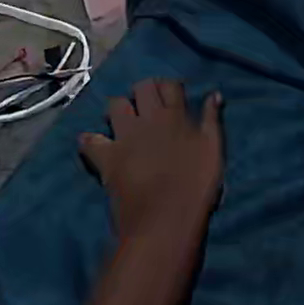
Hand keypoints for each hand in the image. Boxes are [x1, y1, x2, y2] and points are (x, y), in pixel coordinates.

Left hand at [80, 79, 223, 243]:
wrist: (166, 220)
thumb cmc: (196, 185)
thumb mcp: (213, 149)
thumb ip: (212, 119)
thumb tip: (215, 94)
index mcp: (174, 114)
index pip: (169, 85)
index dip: (169, 86)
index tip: (171, 93)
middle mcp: (147, 117)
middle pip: (141, 87)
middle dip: (143, 91)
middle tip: (147, 104)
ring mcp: (124, 135)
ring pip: (115, 104)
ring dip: (118, 108)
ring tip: (122, 120)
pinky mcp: (107, 156)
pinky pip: (90, 141)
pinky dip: (89, 141)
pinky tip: (91, 143)